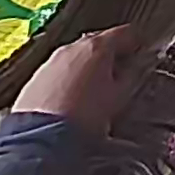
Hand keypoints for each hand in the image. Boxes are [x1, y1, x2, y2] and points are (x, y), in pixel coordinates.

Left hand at [12, 24, 149, 136]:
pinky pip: (58, 73)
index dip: (137, 41)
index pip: (126, 32)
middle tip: (120, 70)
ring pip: (77, 57)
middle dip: (111, 53)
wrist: (37, 142)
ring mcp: (50, 63)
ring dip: (88, 66)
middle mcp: (73, 48)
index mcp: (99, 45)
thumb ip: (134, 73)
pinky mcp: (33, 81)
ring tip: (95, 88)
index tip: (141, 52)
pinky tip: (72, 98)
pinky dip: (68, 79)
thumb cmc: (84, 115)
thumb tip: (140, 65)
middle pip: (99, 41)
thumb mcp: (120, 94)